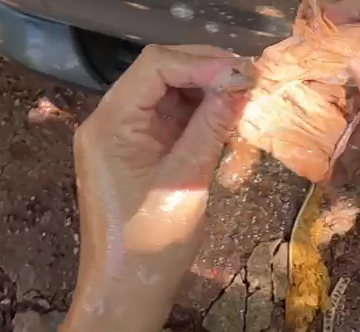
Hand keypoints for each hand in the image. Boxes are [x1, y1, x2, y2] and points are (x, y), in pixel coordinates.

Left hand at [62, 44, 248, 331]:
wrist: (124, 298)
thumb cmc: (150, 244)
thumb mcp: (186, 179)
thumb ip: (211, 124)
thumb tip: (241, 80)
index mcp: (110, 122)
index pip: (155, 65)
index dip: (200, 61)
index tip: (240, 71)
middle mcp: (110, 118)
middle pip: (159, 70)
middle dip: (205, 69)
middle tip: (248, 76)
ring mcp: (123, 133)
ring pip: (167, 88)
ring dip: (205, 86)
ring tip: (243, 91)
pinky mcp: (137, 147)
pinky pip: (169, 113)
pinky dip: (198, 108)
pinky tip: (226, 111)